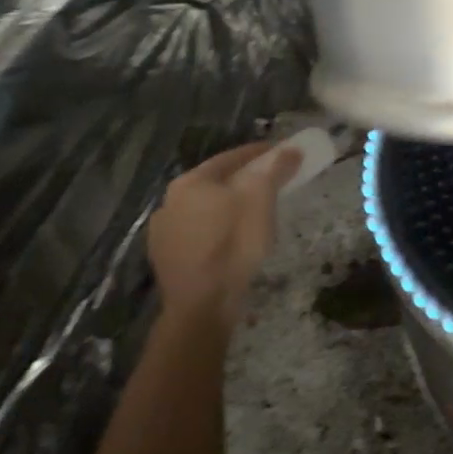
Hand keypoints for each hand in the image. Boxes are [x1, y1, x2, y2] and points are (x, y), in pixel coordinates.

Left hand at [147, 141, 301, 328]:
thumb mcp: (262, 198)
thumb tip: (290, 150)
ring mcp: (163, 233)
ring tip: (255, 212)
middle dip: (244, 179)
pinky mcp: (166, 259)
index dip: (260, 153)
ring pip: (205, 208)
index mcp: (190, 182)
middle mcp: (169, 202)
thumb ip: (275, 169)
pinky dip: (218, 227)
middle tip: (272, 182)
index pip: (231, 157)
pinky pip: (198, 232)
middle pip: (215, 182)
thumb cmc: (234, 242)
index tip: (282, 152)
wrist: (202, 303)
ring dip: (229, 205)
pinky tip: (233, 238)